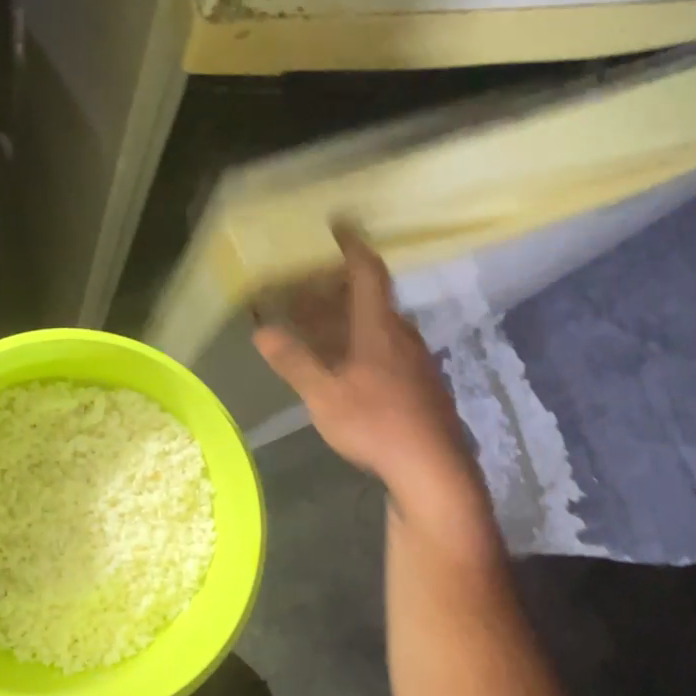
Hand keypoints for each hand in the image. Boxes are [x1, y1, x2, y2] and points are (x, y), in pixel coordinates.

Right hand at [252, 228, 469, 491]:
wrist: (433, 468)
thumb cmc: (376, 423)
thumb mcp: (323, 395)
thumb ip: (294, 362)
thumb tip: (262, 330)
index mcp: (379, 328)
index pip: (367, 273)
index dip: (353, 247)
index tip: (340, 226)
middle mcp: (402, 336)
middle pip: (373, 299)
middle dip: (341, 289)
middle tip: (312, 287)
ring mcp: (417, 362)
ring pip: (381, 328)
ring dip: (353, 320)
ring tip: (324, 327)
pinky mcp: (423, 387)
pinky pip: (390, 351)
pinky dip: (365, 345)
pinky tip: (350, 368)